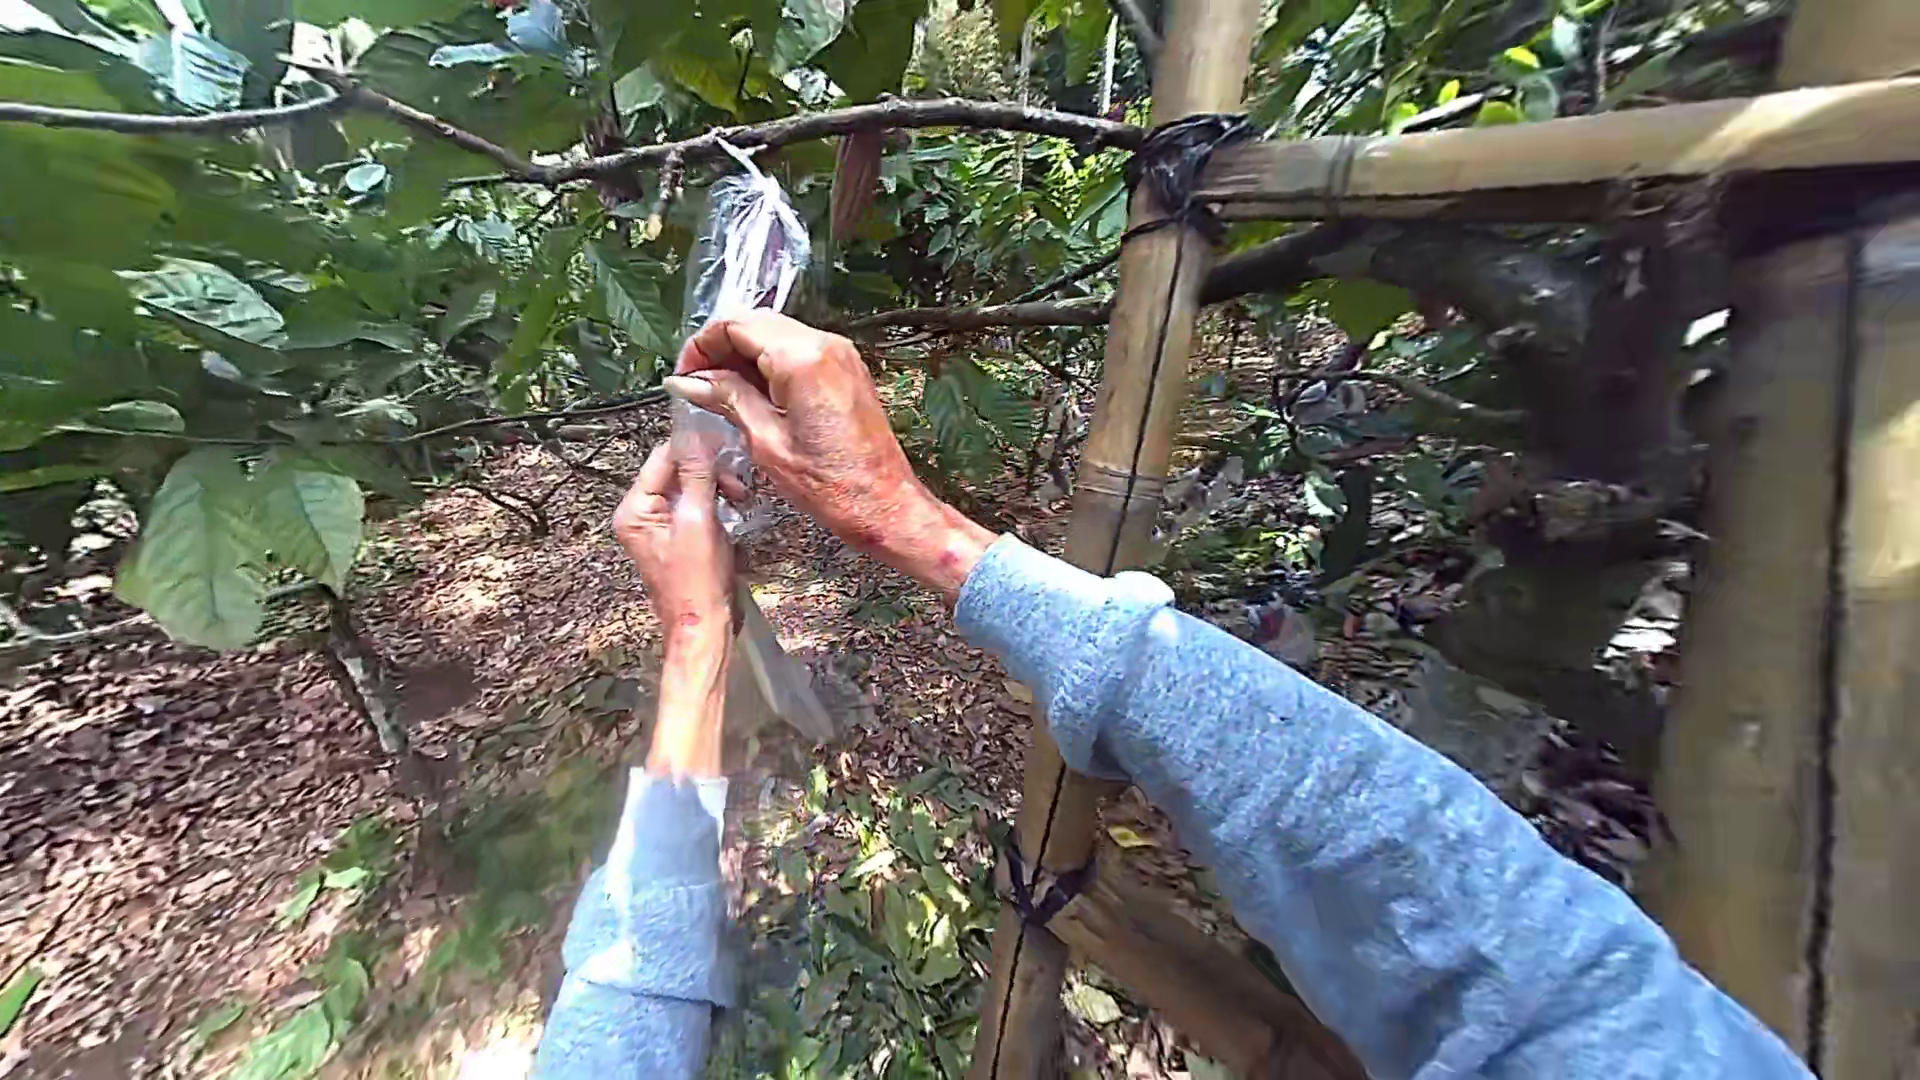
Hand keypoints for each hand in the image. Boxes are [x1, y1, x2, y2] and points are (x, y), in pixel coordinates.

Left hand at [613, 438, 733, 775]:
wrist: (704, 625)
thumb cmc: (698, 581)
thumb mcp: (699, 522)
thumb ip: (697, 476)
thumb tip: (695, 435)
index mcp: (636, 509)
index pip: (663, 457)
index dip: (696, 448)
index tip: (729, 446)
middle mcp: (643, 513)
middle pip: (678, 471)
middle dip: (711, 472)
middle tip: (739, 486)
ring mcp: (662, 525)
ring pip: (692, 487)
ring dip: (719, 487)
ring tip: (740, 500)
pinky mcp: (682, 536)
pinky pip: (699, 506)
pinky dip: (718, 504)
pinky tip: (734, 511)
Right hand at [665, 311, 993, 601]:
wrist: (885, 505)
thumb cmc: (835, 487)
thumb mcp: (768, 443)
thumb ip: (728, 399)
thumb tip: (691, 382)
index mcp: (803, 360)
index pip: (737, 324)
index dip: (702, 345)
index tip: (686, 373)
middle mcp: (827, 347)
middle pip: (758, 324)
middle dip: (722, 348)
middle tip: (700, 384)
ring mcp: (843, 357)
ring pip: (778, 336)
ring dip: (747, 356)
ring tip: (724, 394)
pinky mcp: (849, 373)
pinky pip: (801, 353)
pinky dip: (773, 366)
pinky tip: (757, 396)